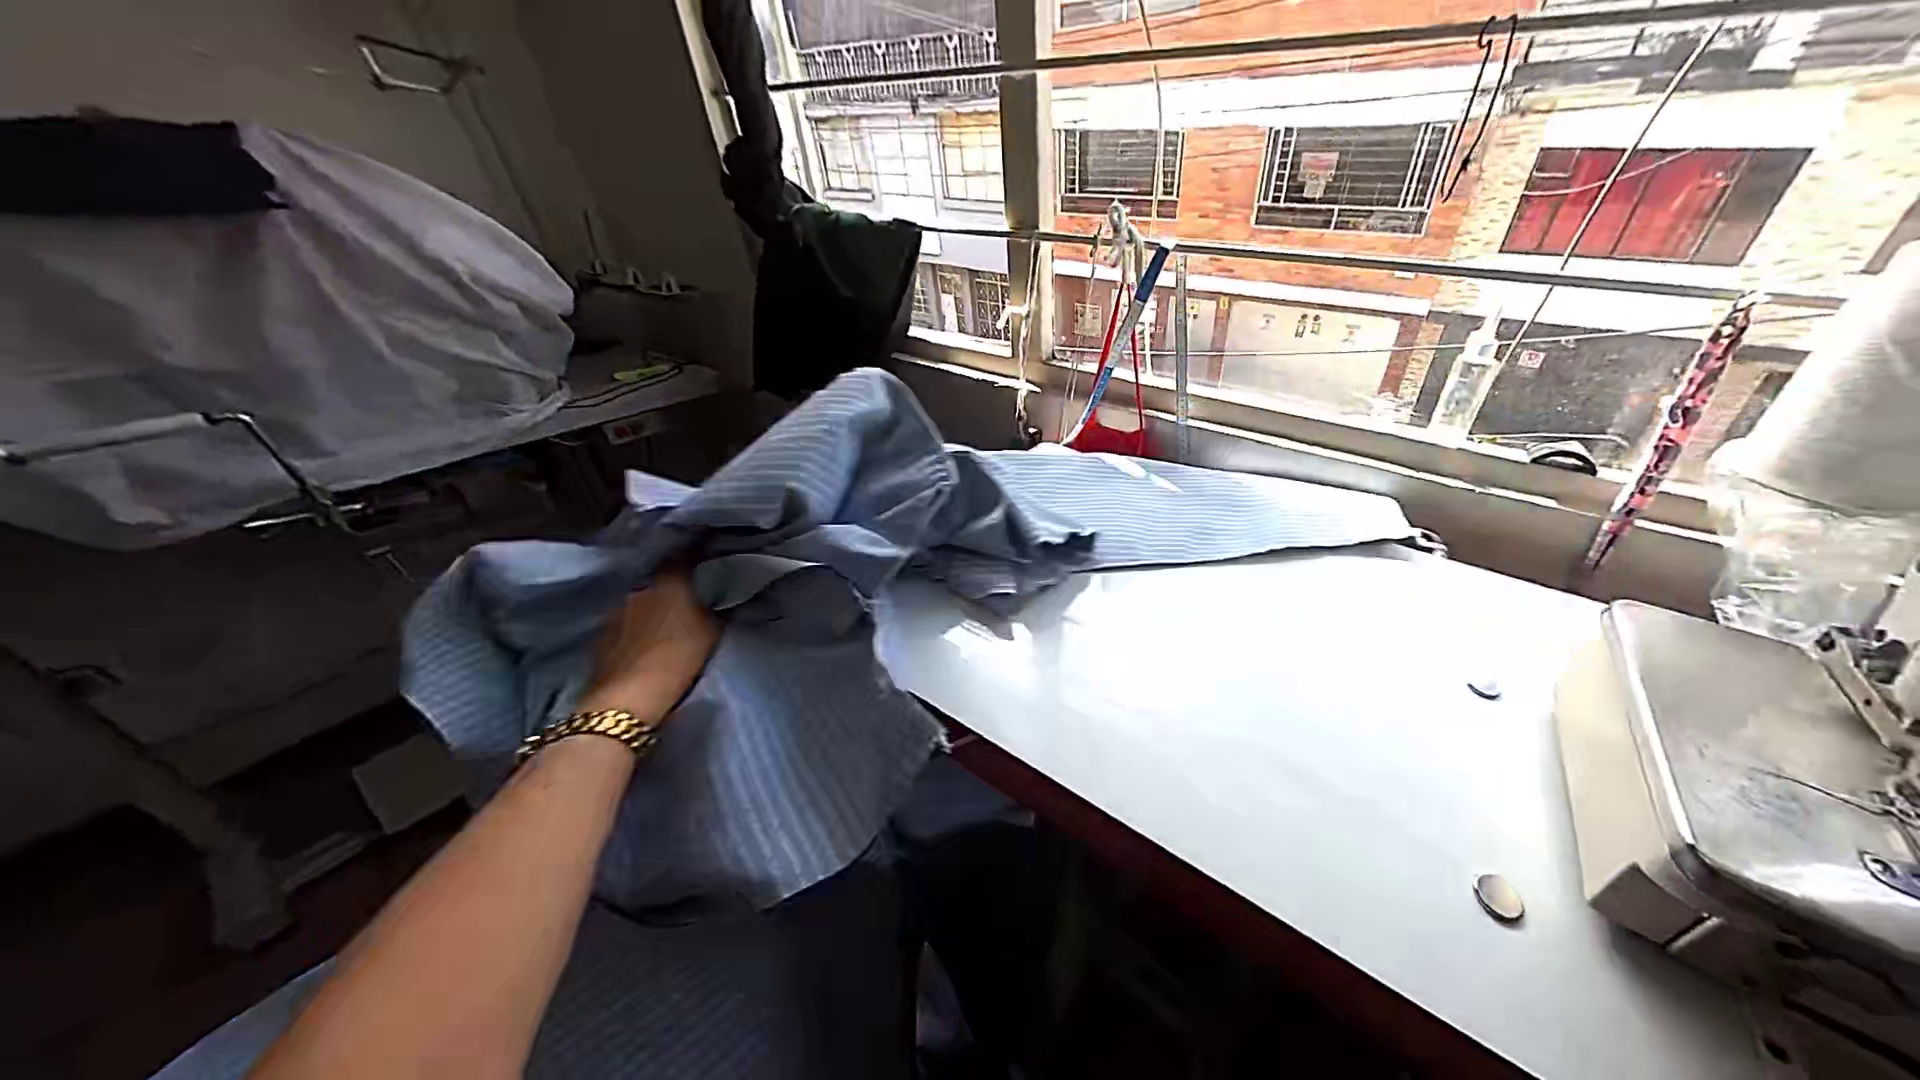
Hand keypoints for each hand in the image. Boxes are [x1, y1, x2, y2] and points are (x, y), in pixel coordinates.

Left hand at [575, 570, 718, 724]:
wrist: (630, 695)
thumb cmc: (679, 656)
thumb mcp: (712, 632)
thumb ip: (715, 610)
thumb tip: (719, 600)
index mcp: (670, 582)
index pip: (683, 556)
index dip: (694, 554)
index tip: (705, 555)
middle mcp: (640, 588)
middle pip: (659, 580)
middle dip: (672, 586)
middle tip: (687, 599)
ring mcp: (616, 611)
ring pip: (640, 602)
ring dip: (652, 608)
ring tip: (665, 624)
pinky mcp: (602, 635)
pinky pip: (624, 623)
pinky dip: (635, 628)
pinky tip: (643, 644)